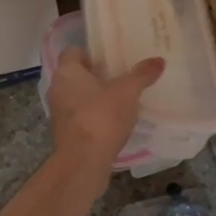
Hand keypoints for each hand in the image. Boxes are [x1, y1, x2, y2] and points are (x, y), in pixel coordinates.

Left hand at [47, 49, 163, 180]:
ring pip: (76, 97)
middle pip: (76, 75)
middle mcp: (57, 89)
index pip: (73, 52)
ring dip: (94, 98)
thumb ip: (141, 75)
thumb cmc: (101, 117)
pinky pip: (79, 117)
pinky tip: (112, 122)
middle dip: (96, 76)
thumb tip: (159, 60)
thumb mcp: (127, 92)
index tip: (110, 58)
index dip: (90, 53)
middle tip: (120, 77)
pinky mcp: (64, 134)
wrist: (82, 162)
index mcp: (67, 72)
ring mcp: (58, 113)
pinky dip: (92, 117)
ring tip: (119, 100)